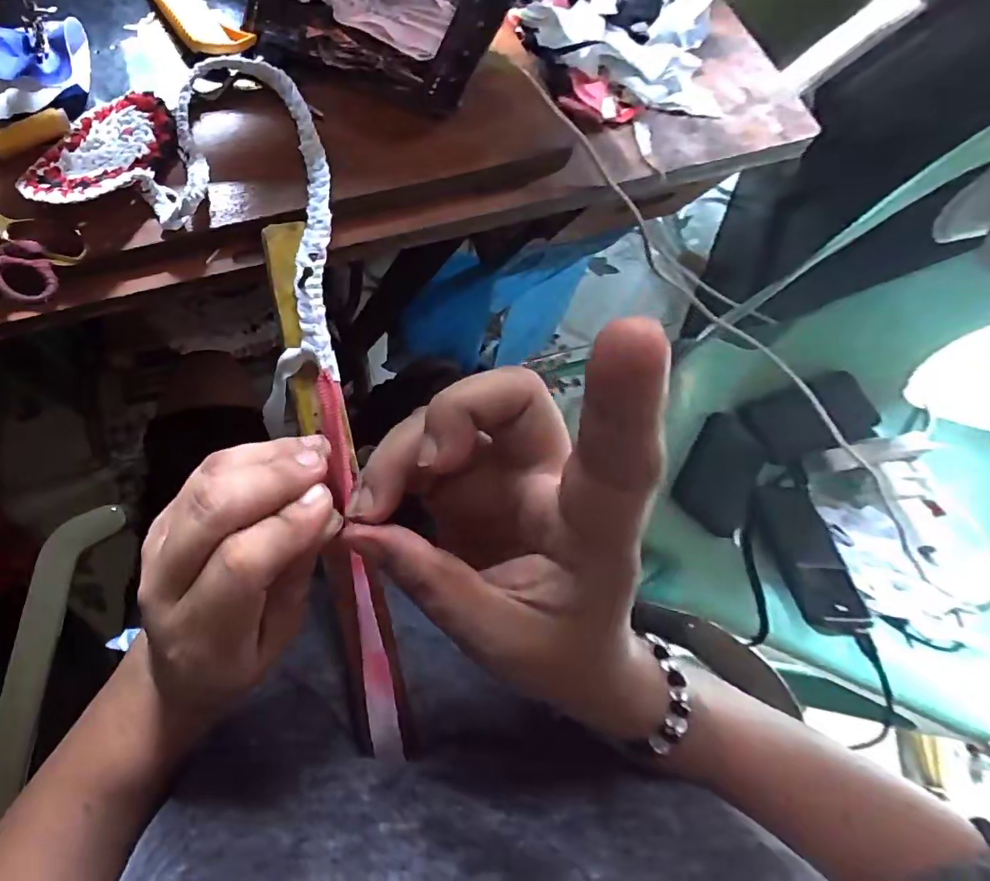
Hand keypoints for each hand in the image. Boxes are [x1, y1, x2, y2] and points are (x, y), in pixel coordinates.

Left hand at [137, 435, 343, 729]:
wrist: (172, 664)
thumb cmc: (234, 662)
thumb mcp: (276, 638)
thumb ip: (294, 575)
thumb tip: (324, 511)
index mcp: (196, 630)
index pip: (238, 562)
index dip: (286, 524)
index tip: (328, 499)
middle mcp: (164, 576)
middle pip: (211, 508)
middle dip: (272, 478)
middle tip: (321, 463)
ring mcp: (156, 537)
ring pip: (205, 479)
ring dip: (262, 457)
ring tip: (310, 448)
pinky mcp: (161, 512)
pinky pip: (203, 471)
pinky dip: (248, 454)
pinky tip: (284, 450)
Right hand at [343, 319, 672, 739]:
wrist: (572, 657)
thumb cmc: (558, 652)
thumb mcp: (497, 638)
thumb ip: (430, 583)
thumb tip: (357, 530)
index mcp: (593, 526)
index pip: (618, 456)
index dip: (623, 396)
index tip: (632, 333)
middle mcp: (550, 475)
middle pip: (512, 396)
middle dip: (449, 413)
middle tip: (417, 473)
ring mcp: (506, 467)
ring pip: (450, 413)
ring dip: (400, 450)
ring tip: (369, 511)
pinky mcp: (469, 473)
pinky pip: (420, 441)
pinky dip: (387, 465)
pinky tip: (371, 505)